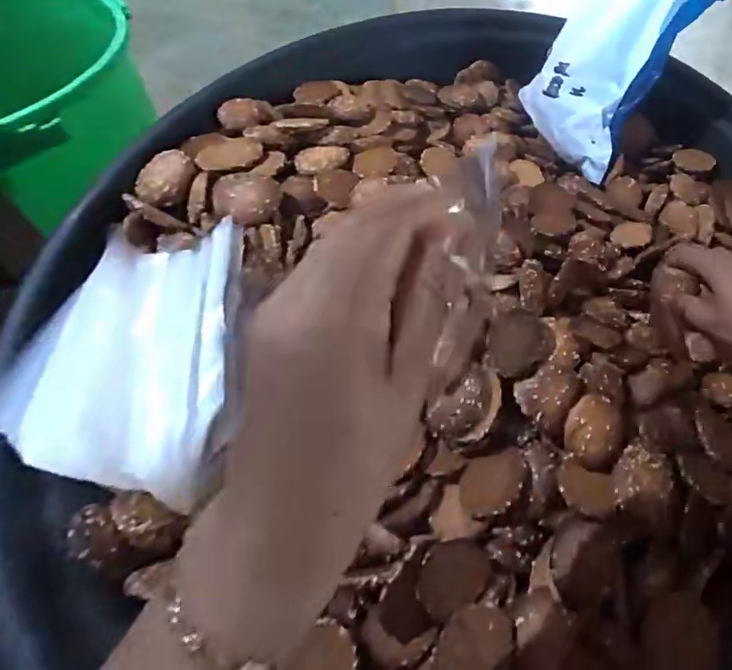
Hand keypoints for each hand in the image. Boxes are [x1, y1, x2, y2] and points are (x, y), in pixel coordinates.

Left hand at [176, 187, 469, 662]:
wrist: (274, 525)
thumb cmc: (358, 463)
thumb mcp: (409, 382)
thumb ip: (425, 300)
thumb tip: (446, 239)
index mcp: (332, 316)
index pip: (380, 229)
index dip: (424, 207)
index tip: (465, 209)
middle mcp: (293, 297)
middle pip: (352, 223)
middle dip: (404, 210)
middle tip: (454, 223)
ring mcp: (272, 306)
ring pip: (334, 239)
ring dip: (382, 229)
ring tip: (431, 246)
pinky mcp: (266, 318)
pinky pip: (319, 264)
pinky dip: (358, 253)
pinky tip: (390, 273)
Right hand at [665, 244, 731, 382]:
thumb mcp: (710, 323)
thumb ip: (686, 306)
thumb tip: (674, 296)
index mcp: (716, 262)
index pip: (682, 251)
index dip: (669, 263)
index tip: (664, 281)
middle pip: (707, 256)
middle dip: (694, 273)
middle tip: (689, 298)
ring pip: (730, 265)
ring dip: (718, 280)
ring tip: (717, 305)